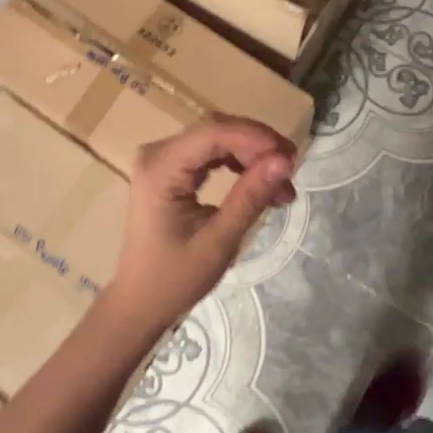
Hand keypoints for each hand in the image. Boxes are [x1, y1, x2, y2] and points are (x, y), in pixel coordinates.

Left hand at [102, 115, 296, 334]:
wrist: (141, 301)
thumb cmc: (175, 278)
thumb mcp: (219, 241)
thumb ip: (249, 197)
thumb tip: (284, 162)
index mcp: (160, 169)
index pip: (213, 134)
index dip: (255, 138)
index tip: (290, 158)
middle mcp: (156, 154)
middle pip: (216, 130)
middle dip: (258, 146)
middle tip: (292, 171)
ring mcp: (162, 160)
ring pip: (216, 139)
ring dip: (251, 155)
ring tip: (282, 185)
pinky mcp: (170, 169)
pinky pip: (210, 153)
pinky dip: (238, 164)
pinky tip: (260, 183)